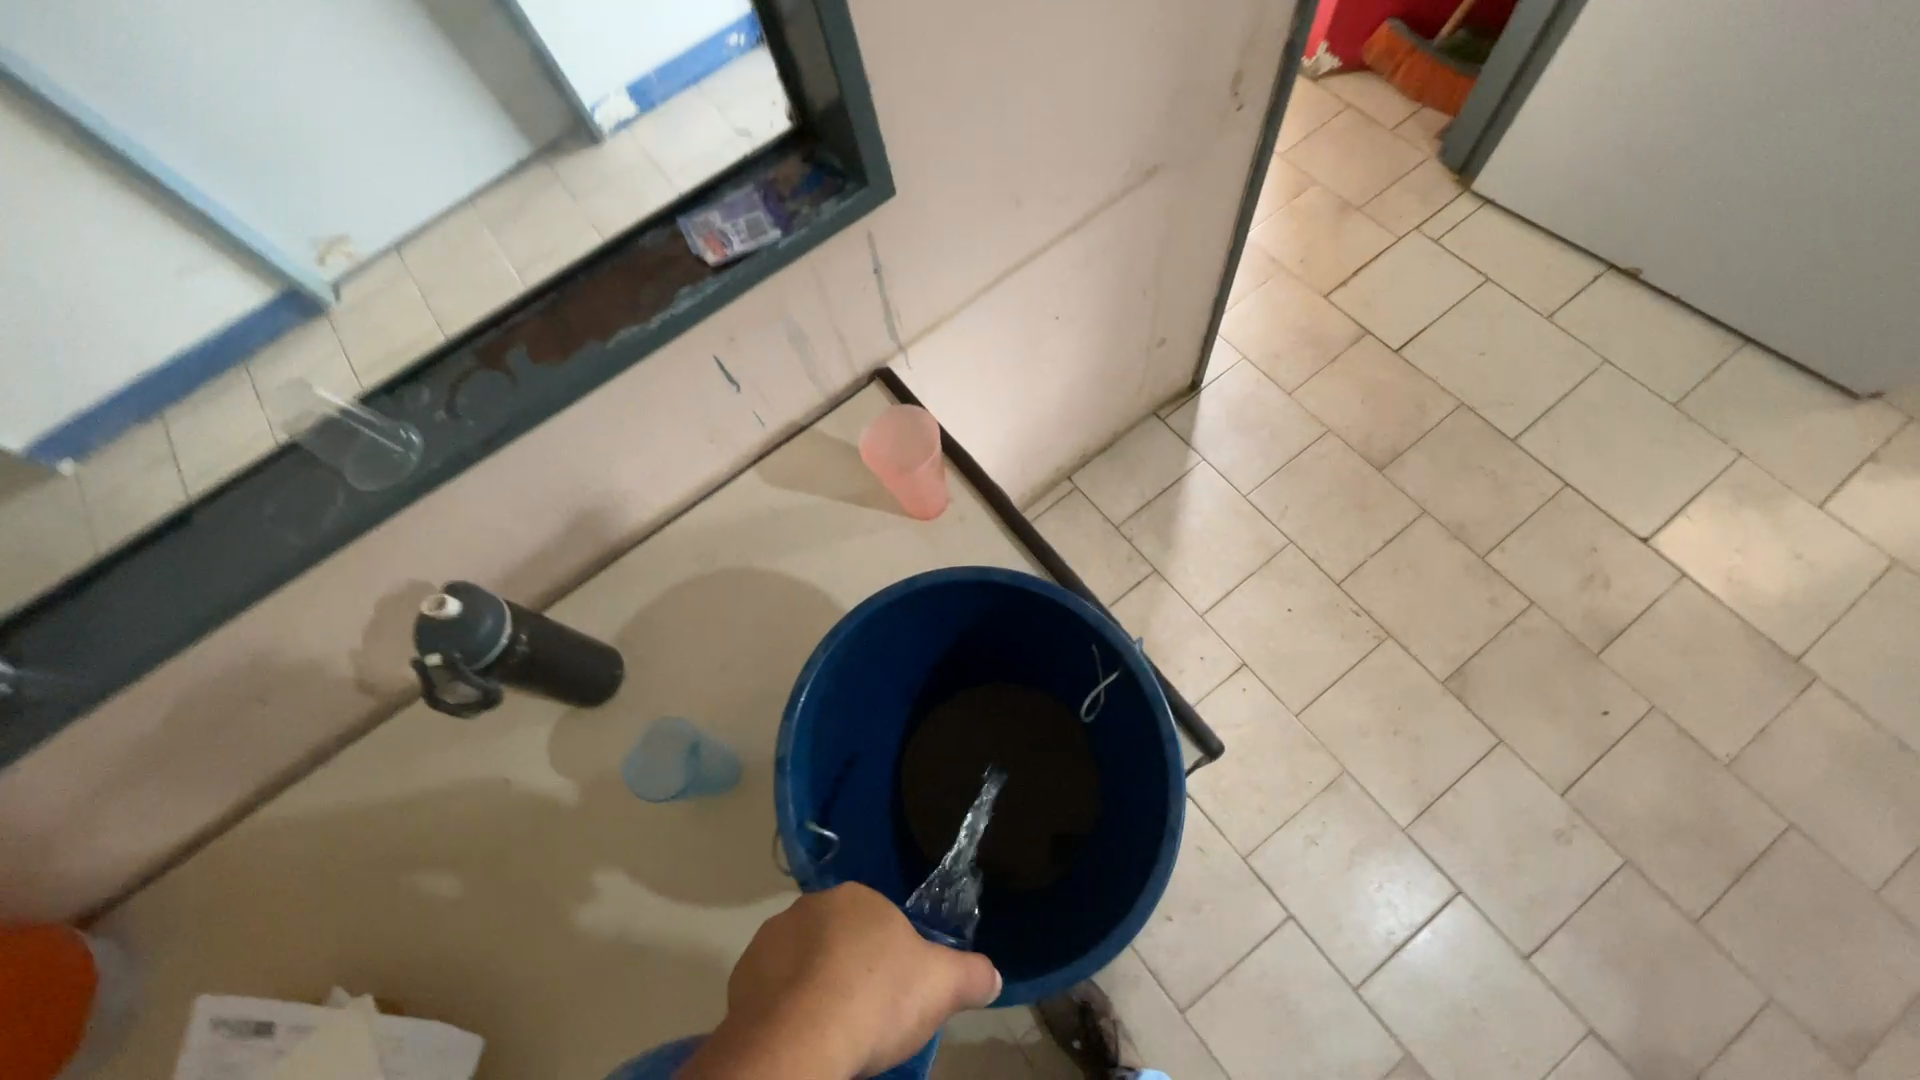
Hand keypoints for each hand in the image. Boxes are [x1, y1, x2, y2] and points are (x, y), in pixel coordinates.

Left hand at [682, 883, 1001, 1077]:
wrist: (801, 1039)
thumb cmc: (877, 998)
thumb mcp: (943, 986)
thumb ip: (973, 975)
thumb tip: (994, 975)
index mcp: (857, 897)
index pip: (880, 920)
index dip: (891, 959)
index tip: (897, 993)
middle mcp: (809, 906)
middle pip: (839, 939)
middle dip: (851, 970)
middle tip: (867, 1015)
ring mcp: (770, 940)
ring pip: (803, 964)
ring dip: (815, 989)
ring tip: (833, 1033)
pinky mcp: (741, 979)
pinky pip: (773, 993)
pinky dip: (786, 1011)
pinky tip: (803, 1039)